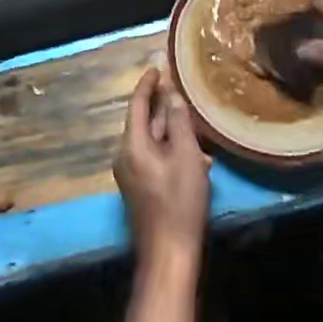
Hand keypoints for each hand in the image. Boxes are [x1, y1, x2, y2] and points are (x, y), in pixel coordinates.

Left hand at [114, 68, 210, 265]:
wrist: (168, 252)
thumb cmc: (179, 203)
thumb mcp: (186, 158)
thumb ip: (179, 124)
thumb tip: (173, 95)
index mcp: (131, 145)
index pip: (136, 105)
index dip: (147, 85)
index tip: (157, 68)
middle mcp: (125, 155)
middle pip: (143, 122)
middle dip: (162, 106)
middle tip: (180, 89)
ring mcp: (132, 173)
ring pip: (152, 141)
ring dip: (172, 130)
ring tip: (196, 122)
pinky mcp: (141, 187)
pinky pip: (155, 157)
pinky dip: (172, 150)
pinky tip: (197, 157)